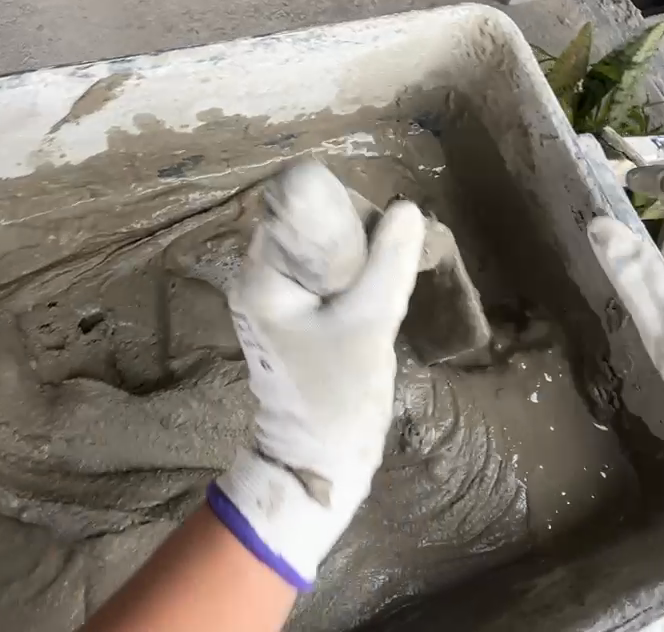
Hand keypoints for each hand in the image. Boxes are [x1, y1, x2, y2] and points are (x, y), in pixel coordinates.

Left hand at [209, 162, 425, 588]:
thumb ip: (389, 262)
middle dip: (348, 226)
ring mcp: (271, 296)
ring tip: (385, 265)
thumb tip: (407, 209)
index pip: (292, 206)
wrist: (316, 460)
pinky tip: (373, 283)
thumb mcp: (371, 322)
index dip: (335, 204)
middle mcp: (257, 278)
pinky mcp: (288, 312)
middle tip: (386, 246)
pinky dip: (346, 269)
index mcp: (263, 276)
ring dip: (352, 248)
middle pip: (303, 222)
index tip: (372, 225)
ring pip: (314, 246)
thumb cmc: (339, 393)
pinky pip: (317, 270)